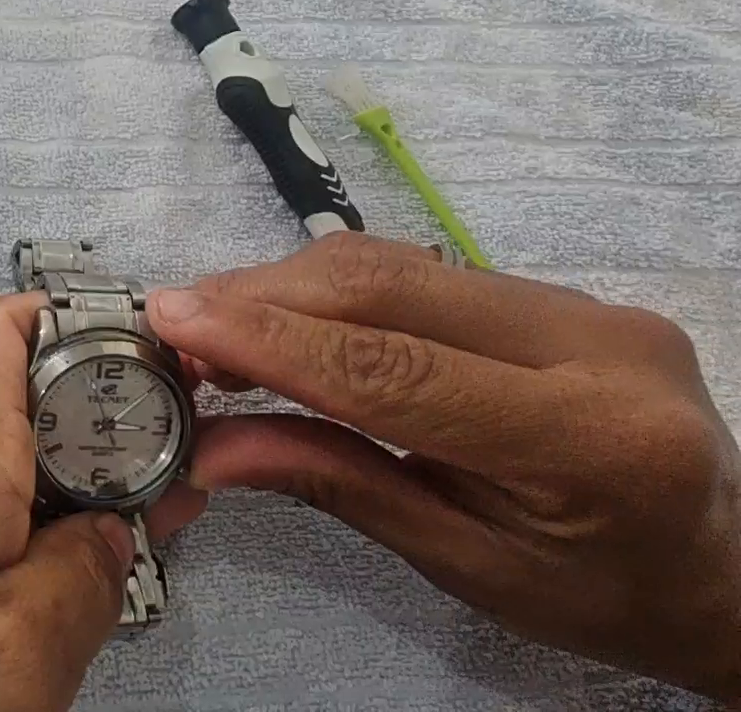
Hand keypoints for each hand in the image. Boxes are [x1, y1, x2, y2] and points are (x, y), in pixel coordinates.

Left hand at [0, 293, 205, 711]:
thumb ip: (83, 576)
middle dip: (100, 402)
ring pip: (13, 451)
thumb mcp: (18, 649)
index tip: (141, 341)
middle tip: (178, 441)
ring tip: (152, 503)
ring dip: (81, 467)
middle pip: (18, 387)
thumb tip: (116, 526)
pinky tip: (84, 554)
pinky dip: (46, 516)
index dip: (69, 315)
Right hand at [147, 233, 740, 702]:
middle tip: (173, 327)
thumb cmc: (595, 590)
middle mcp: (593, 346)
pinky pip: (403, 266)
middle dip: (254, 299)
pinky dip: (316, 286)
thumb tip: (204, 448)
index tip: (168, 318)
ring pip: (381, 263)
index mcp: (590, 442)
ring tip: (210, 326)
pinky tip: (276, 315)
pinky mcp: (547, 286)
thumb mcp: (459, 561)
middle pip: (378, 289)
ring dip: (276, 286)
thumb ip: (331, 482)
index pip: (389, 369)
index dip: (265, 337)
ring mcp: (576, 302)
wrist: (729, 566)